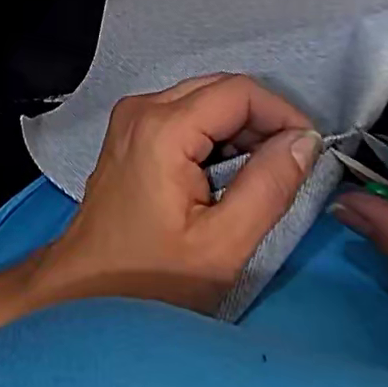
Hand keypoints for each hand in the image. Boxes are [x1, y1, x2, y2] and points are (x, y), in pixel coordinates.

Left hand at [26, 73, 320, 313]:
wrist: (78, 297)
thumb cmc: (146, 283)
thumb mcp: (222, 246)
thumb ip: (269, 187)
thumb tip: (304, 142)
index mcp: (162, 128)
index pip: (240, 92)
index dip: (283, 114)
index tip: (309, 150)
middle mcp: (143, 108)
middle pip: (222, 89)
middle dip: (263, 122)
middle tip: (288, 166)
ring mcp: (133, 117)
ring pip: (207, 99)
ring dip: (241, 130)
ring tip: (259, 177)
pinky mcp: (132, 131)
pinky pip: (188, 113)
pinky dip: (216, 136)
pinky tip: (226, 176)